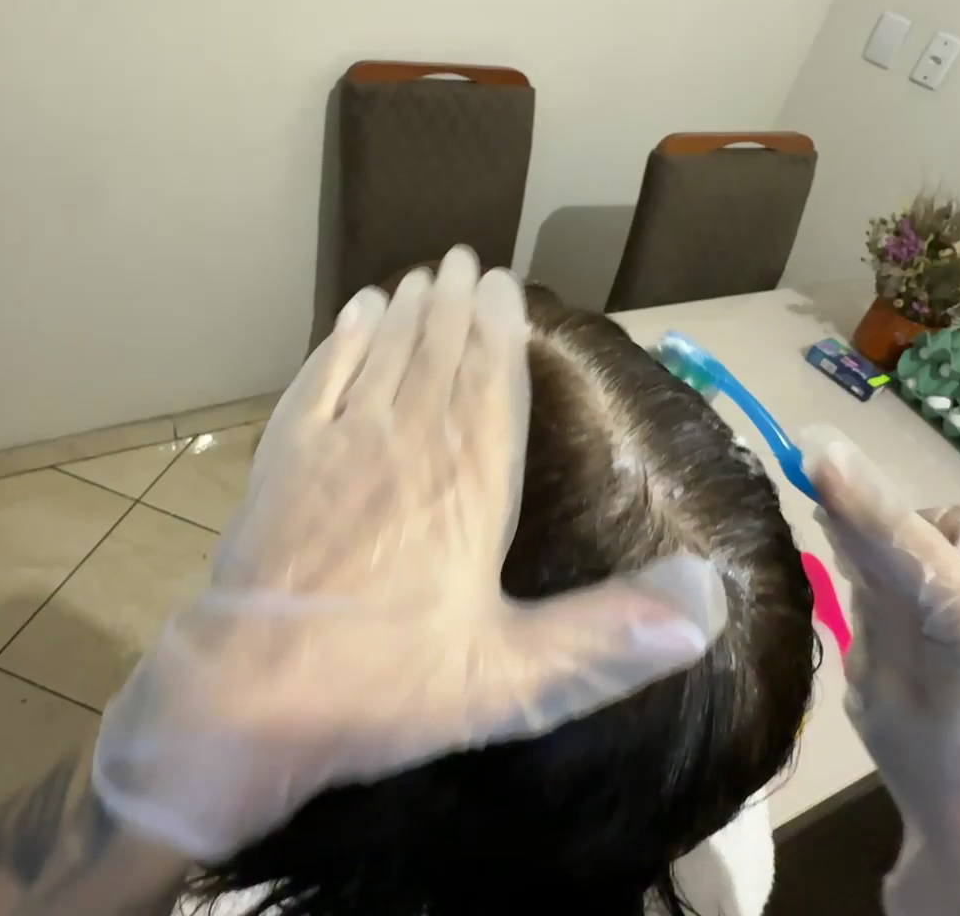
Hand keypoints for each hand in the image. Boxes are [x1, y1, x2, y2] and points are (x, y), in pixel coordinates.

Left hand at [92, 247, 728, 858]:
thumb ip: (609, 636)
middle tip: (463, 259)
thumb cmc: (385, 687)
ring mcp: (337, 447)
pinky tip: (354, 313)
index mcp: (466, 489)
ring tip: (421, 276)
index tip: (503, 283)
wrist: (246, 698)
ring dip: (404, 313)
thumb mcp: (513, 682)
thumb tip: (713, 595)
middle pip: (436, 358)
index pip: (490, 387)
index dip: (500, 331)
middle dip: (454, 306)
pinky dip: (340, 342)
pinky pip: (319, 380)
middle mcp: (404, 447)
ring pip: (382, 357)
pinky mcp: (284, 461)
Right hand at [799, 428, 959, 915]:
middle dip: (921, 534)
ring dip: (958, 571)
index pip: (913, 543)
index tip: (821, 458)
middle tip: (885, 569)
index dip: (863, 499)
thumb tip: (850, 536)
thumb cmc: (930, 778)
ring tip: (936, 623)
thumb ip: (873, 604)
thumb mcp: (877, 689)